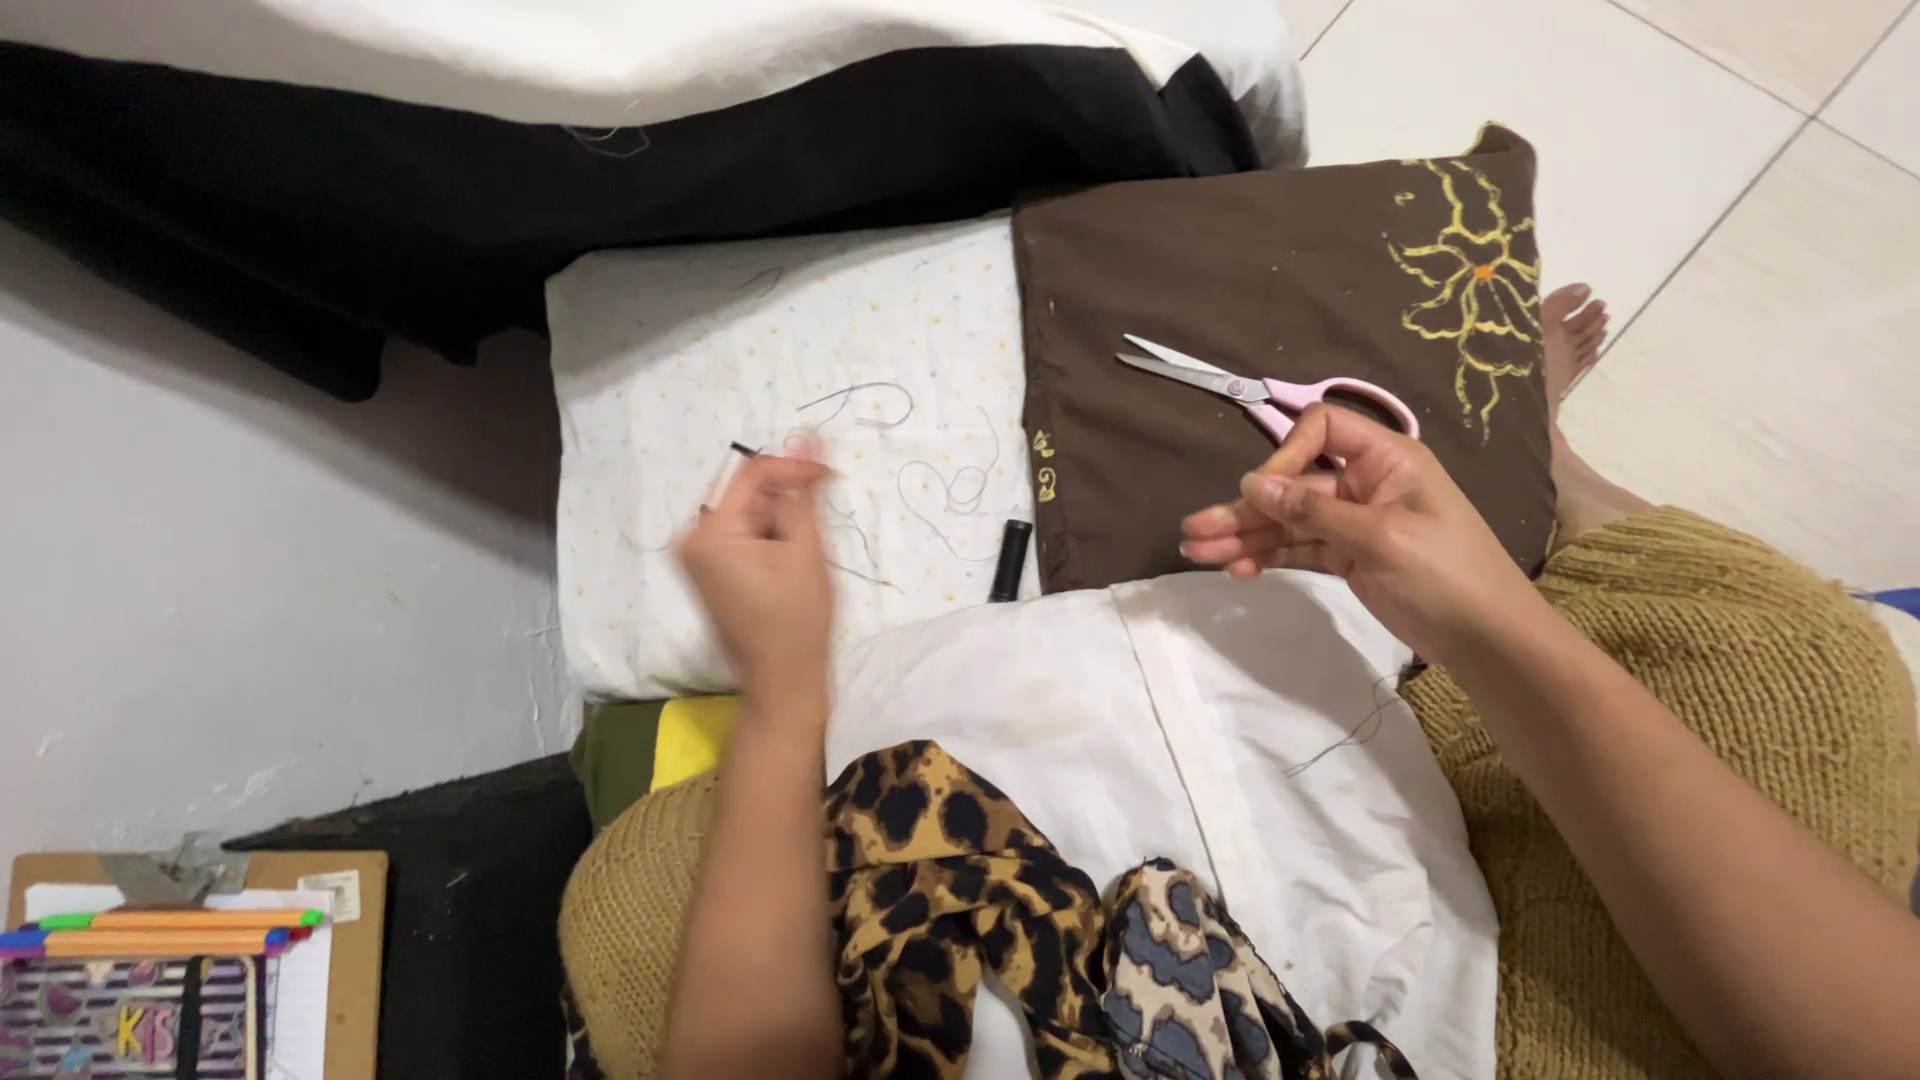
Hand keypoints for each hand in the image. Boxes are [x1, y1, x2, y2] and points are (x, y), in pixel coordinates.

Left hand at [677, 440, 834, 697]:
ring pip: (750, 514)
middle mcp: (693, 540)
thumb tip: (808, 440)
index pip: (752, 473)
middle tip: (818, 529)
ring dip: (782, 522)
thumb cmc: (798, 619)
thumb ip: (803, 493)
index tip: (831, 476)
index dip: (794, 467)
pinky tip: (789, 564)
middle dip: (787, 503)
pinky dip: (771, 538)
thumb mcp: (806, 549)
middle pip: (748, 494)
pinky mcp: (710, 570)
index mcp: (709, 533)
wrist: (783, 678)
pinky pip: (743, 535)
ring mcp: (698, 557)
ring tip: (804, 555)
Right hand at [1179, 404, 1545, 664]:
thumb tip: (1251, 485)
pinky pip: (1294, 549)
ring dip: (1243, 537)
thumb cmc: (1448, 576)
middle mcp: (1363, 483)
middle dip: (1243, 510)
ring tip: (1197, 553)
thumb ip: (1313, 513)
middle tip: (1193, 531)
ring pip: (1284, 521)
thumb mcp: (1381, 539)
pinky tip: (1236, 570)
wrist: (1487, 640)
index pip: (1321, 431)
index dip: (1286, 455)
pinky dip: (1266, 558)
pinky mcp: (1343, 555)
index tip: (1261, 492)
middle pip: (1291, 486)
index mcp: (1386, 460)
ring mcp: (1350, 521)